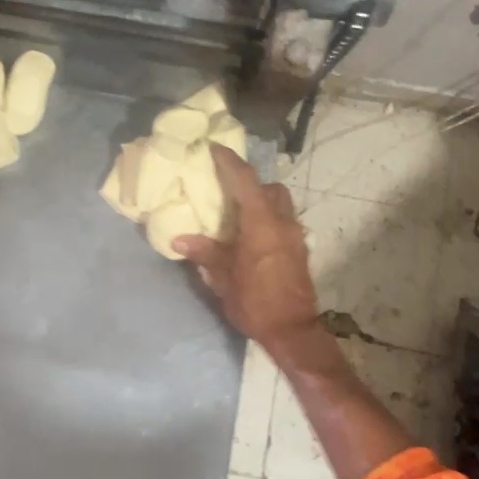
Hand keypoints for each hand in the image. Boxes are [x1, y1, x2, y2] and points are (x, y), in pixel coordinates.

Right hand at [173, 145, 321, 352]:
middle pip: (270, 189)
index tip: (214, 148)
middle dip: (250, 183)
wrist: (292, 330)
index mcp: (261, 223)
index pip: (245, 180)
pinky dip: (268, 220)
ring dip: (262, 202)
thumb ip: (204, 253)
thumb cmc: (255, 302)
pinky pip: (283, 223)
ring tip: (238, 215)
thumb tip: (179, 239)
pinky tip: (250, 237)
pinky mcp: (299, 251)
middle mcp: (282, 223)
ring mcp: (295, 237)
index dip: (229, 161)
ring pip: (281, 205)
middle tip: (227, 189)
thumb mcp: (223, 279)